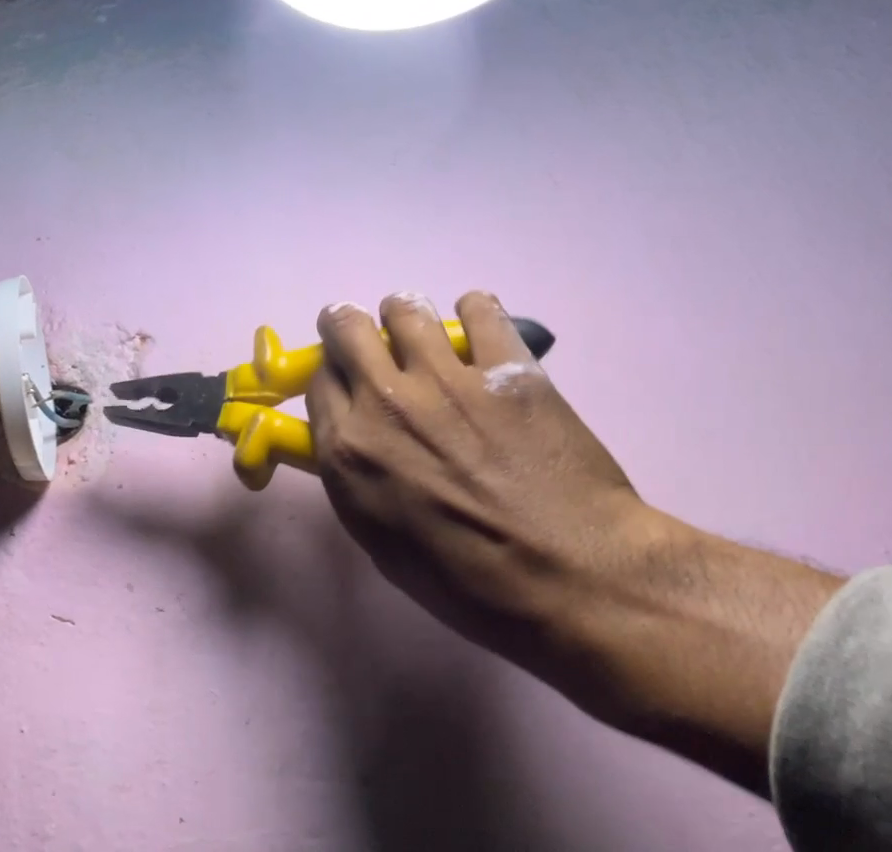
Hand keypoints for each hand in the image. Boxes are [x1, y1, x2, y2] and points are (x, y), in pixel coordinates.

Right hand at [305, 292, 646, 655]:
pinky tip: (481, 331)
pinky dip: (475, 313)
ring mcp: (447, 379)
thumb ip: (355, 477)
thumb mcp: (381, 540)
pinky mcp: (506, 368)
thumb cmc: (469, 582)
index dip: (332, 378)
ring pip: (404, 308)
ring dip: (406, 317)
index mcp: (347, 449)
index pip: (317, 379)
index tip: (347, 385)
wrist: (574, 579)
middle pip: (345, 327)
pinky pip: (479, 309)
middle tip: (372, 344)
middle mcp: (384, 401)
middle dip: (349, 328)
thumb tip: (354, 442)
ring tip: (426, 338)